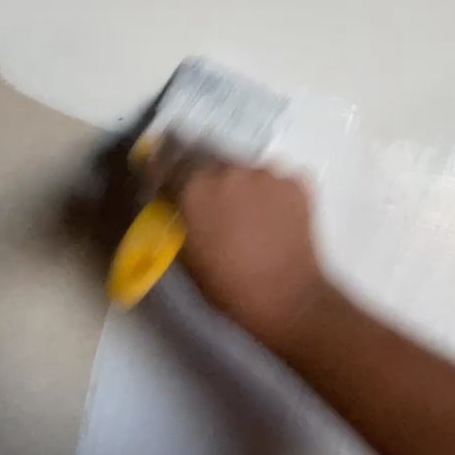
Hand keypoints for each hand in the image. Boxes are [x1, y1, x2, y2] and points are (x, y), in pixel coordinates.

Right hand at [154, 151, 332, 348]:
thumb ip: (178, 219)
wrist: (289, 298)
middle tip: (203, 194)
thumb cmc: (229, 286)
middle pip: (204, 157)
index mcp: (194, 188)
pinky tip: (272, 216)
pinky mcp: (296, 180)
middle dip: (198, 171)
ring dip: (236, 182)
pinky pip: (273, 179)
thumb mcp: (187, 255)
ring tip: (244, 209)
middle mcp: (228, 168)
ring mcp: (266, 171)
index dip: (159, 168)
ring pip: (242, 167)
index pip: (165, 162)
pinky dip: (268, 192)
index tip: (158, 176)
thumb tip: (174, 203)